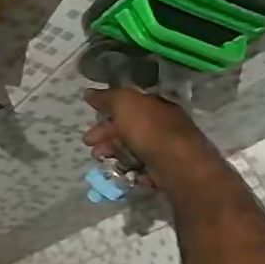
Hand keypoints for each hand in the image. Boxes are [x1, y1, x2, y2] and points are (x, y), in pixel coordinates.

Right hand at [82, 86, 219, 187]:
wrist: (176, 164)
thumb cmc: (149, 129)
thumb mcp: (124, 103)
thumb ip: (106, 97)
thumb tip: (88, 92)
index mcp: (156, 106)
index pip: (128, 107)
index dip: (107, 113)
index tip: (90, 122)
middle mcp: (163, 125)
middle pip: (128, 129)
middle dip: (106, 136)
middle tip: (89, 144)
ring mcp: (165, 149)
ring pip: (133, 149)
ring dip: (113, 153)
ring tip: (100, 159)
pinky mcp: (165, 171)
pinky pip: (142, 168)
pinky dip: (129, 169)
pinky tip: (121, 171)